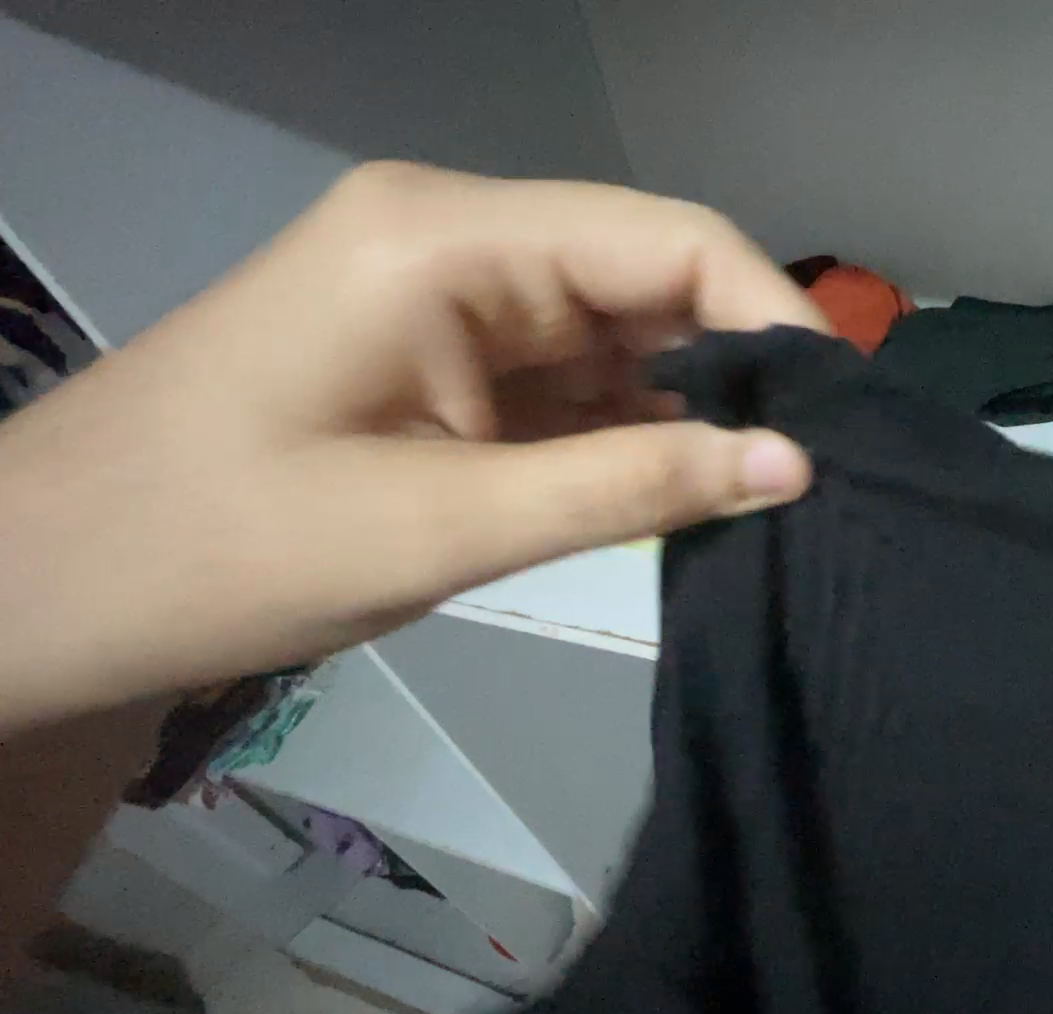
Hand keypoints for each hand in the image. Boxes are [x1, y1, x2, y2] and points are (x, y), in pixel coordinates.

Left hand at [0, 163, 822, 724]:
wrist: (50, 597)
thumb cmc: (215, 552)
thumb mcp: (445, 524)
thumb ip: (633, 489)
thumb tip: (794, 467)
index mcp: (449, 240)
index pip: (666, 240)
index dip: (770, 314)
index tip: (836, 409)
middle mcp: (478, 249)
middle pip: (665, 282)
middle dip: (750, 367)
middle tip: (823, 456)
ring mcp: (484, 309)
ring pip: (646, 341)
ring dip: (711, 410)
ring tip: (783, 480)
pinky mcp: (486, 369)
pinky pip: (609, 389)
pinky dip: (661, 439)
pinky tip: (708, 487)